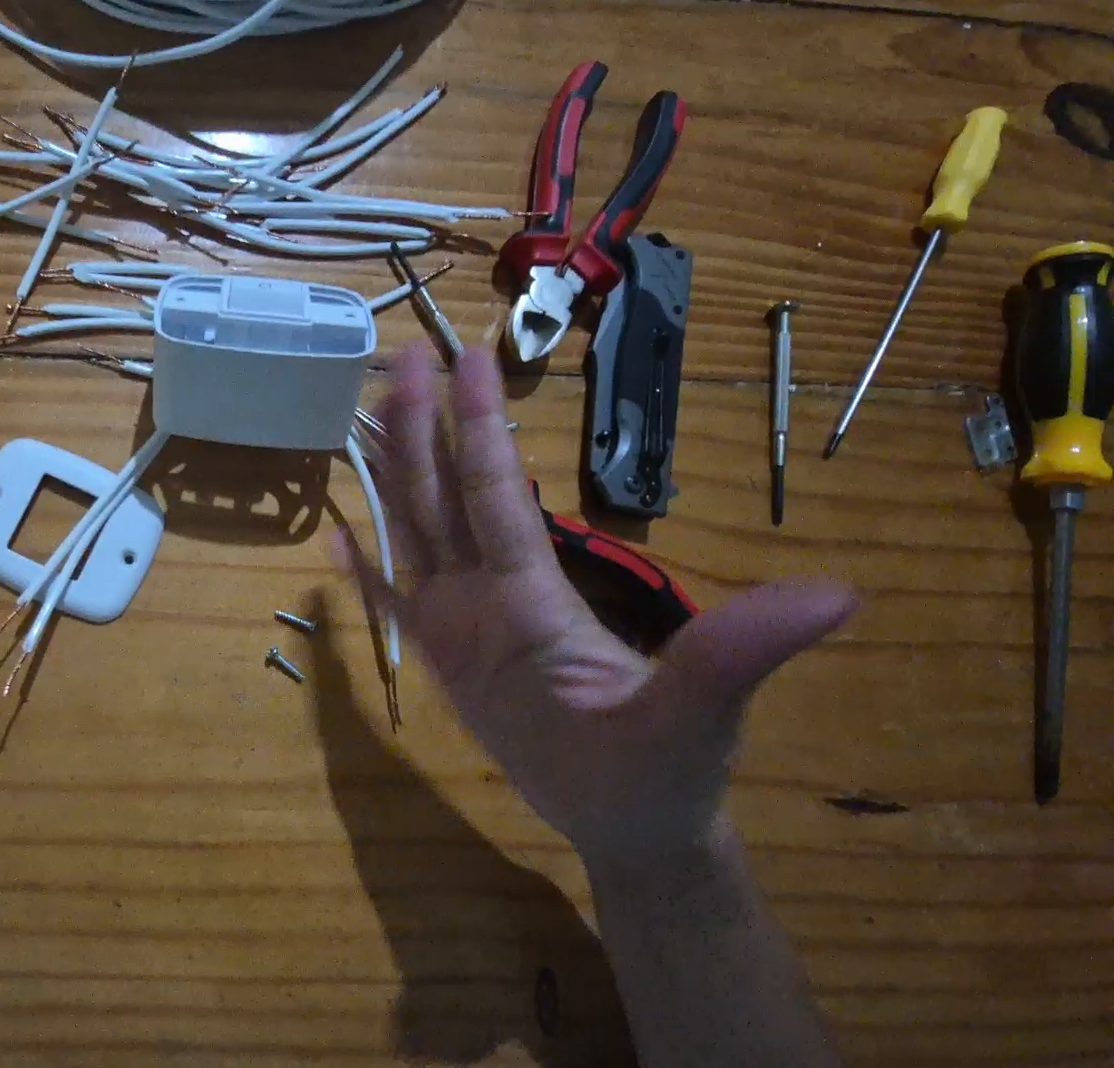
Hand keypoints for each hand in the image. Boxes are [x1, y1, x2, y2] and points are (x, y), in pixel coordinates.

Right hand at [348, 342, 855, 868]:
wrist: (625, 819)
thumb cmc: (662, 768)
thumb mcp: (699, 711)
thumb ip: (738, 653)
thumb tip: (841, 595)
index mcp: (534, 590)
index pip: (496, 493)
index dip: (479, 427)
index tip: (464, 359)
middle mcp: (490, 589)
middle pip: (445, 495)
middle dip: (423, 426)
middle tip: (400, 359)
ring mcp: (459, 620)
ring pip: (415, 531)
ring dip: (390, 476)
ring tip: (360, 420)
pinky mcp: (440, 656)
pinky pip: (392, 603)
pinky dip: (364, 571)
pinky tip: (336, 537)